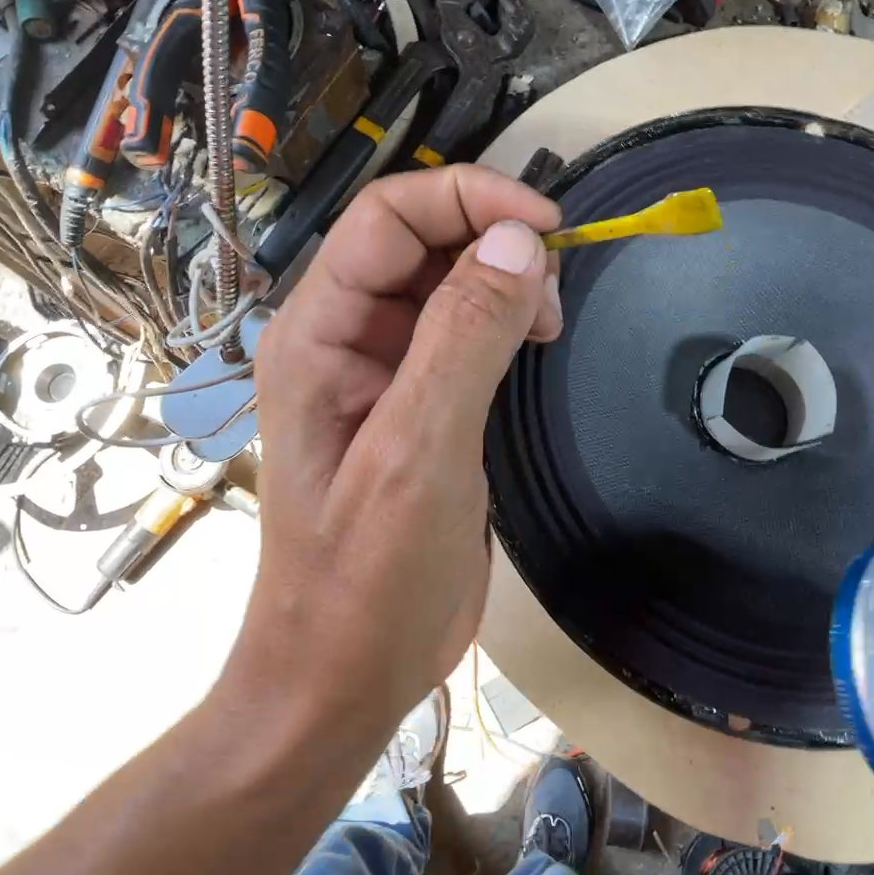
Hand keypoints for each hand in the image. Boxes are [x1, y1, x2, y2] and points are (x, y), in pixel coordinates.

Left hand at [243, 165, 562, 721]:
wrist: (344, 675)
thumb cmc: (364, 578)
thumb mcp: (419, 452)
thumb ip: (465, 338)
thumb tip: (520, 241)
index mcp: (317, 331)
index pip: (388, 217)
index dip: (468, 199)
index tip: (549, 224)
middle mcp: (343, 337)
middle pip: (419, 242)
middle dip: (491, 242)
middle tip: (556, 289)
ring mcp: (381, 371)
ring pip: (447, 284)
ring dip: (505, 282)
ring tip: (549, 323)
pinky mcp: (418, 405)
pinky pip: (463, 333)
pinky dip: (505, 322)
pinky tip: (534, 343)